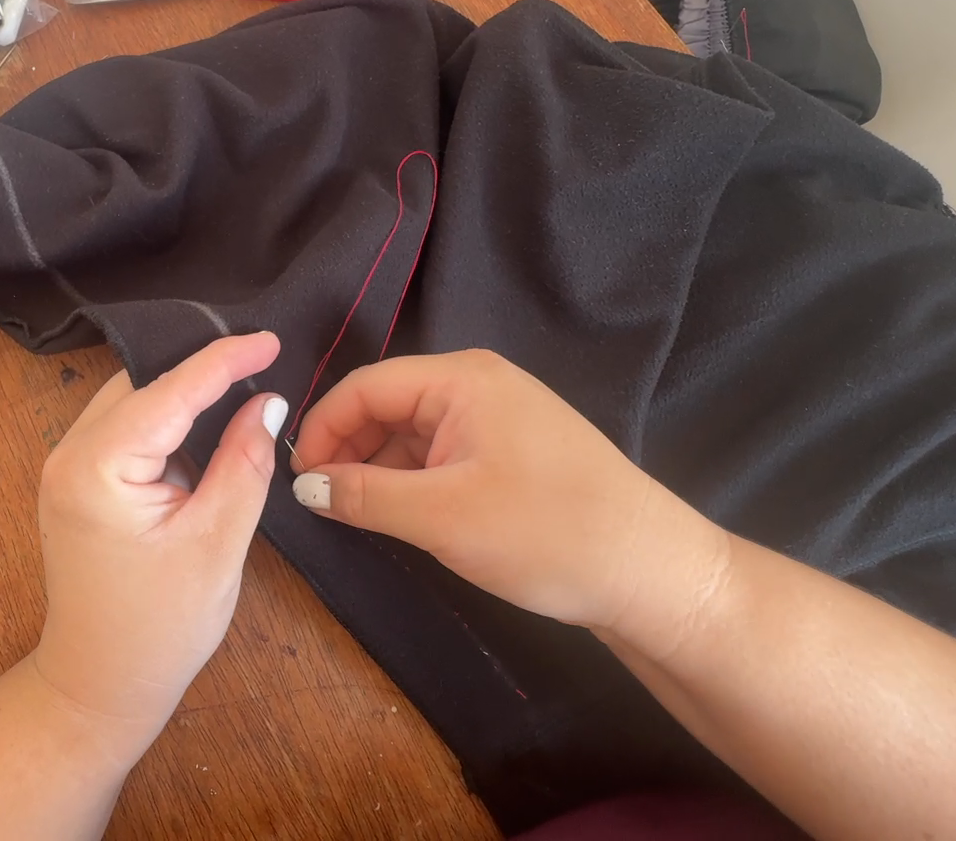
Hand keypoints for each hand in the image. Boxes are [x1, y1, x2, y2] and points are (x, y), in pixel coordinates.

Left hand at [31, 332, 286, 748]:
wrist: (98, 686)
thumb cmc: (160, 627)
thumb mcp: (216, 544)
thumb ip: (242, 463)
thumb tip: (266, 401)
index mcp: (97, 467)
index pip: (169, 391)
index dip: (223, 359)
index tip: (269, 337)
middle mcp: (69, 453)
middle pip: (142, 386)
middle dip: (201, 371)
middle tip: (260, 361)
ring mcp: (66, 465)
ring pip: (132, 401)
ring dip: (182, 395)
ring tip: (239, 387)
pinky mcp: (77, 479)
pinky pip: (124, 427)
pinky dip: (165, 421)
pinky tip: (201, 425)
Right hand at [289, 349, 727, 652]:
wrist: (658, 576)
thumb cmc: (545, 533)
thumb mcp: (440, 516)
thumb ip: (362, 495)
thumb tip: (303, 487)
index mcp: (460, 379)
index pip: (366, 387)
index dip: (323, 428)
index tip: (297, 479)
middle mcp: (477, 383)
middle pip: (388, 404)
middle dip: (349, 448)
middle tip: (323, 499)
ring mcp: (499, 414)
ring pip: (413, 430)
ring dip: (379, 466)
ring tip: (358, 510)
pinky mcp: (512, 447)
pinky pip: (442, 450)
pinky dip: (412, 477)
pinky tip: (402, 510)